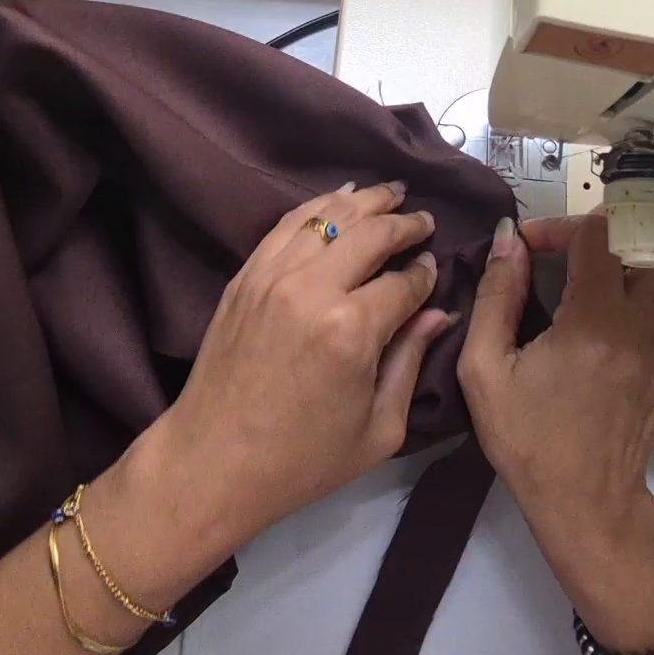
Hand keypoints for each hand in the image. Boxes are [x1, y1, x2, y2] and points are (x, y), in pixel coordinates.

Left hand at [144, 181, 453, 551]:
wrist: (213, 461)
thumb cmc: (303, 459)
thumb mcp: (378, 428)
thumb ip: (411, 360)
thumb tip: (440, 312)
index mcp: (352, 330)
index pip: (404, 282)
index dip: (425, 273)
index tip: (434, 267)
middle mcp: (313, 289)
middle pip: (371, 234)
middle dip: (405, 223)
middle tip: (425, 220)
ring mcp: (273, 275)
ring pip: (330, 217)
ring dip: (367, 201)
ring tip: (393, 193)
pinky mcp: (246, 274)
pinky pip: (289, 224)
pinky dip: (319, 205)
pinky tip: (340, 198)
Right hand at [460, 214, 653, 520]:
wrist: (584, 501)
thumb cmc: (528, 437)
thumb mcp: (484, 369)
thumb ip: (497, 296)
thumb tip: (510, 239)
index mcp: (596, 321)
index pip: (596, 235)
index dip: (559, 227)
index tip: (530, 247)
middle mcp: (646, 323)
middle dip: (611, 227)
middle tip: (574, 247)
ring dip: (643, 251)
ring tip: (604, 267)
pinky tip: (642, 301)